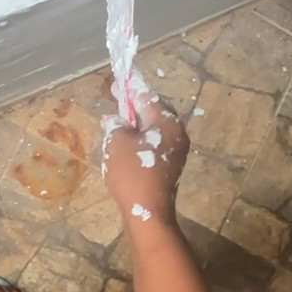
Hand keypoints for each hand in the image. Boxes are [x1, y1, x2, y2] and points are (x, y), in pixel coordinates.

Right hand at [102, 95, 187, 226]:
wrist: (148, 212)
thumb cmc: (133, 173)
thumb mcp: (117, 143)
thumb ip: (115, 125)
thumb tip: (114, 121)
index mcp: (168, 123)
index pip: (148, 97)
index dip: (131, 86)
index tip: (119, 78)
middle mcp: (177, 134)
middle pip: (154, 111)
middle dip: (134, 104)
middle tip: (116, 96)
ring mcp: (175, 152)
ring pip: (153, 129)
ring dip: (135, 123)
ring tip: (116, 119)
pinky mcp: (168, 166)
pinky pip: (152, 143)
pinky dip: (138, 138)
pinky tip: (123, 141)